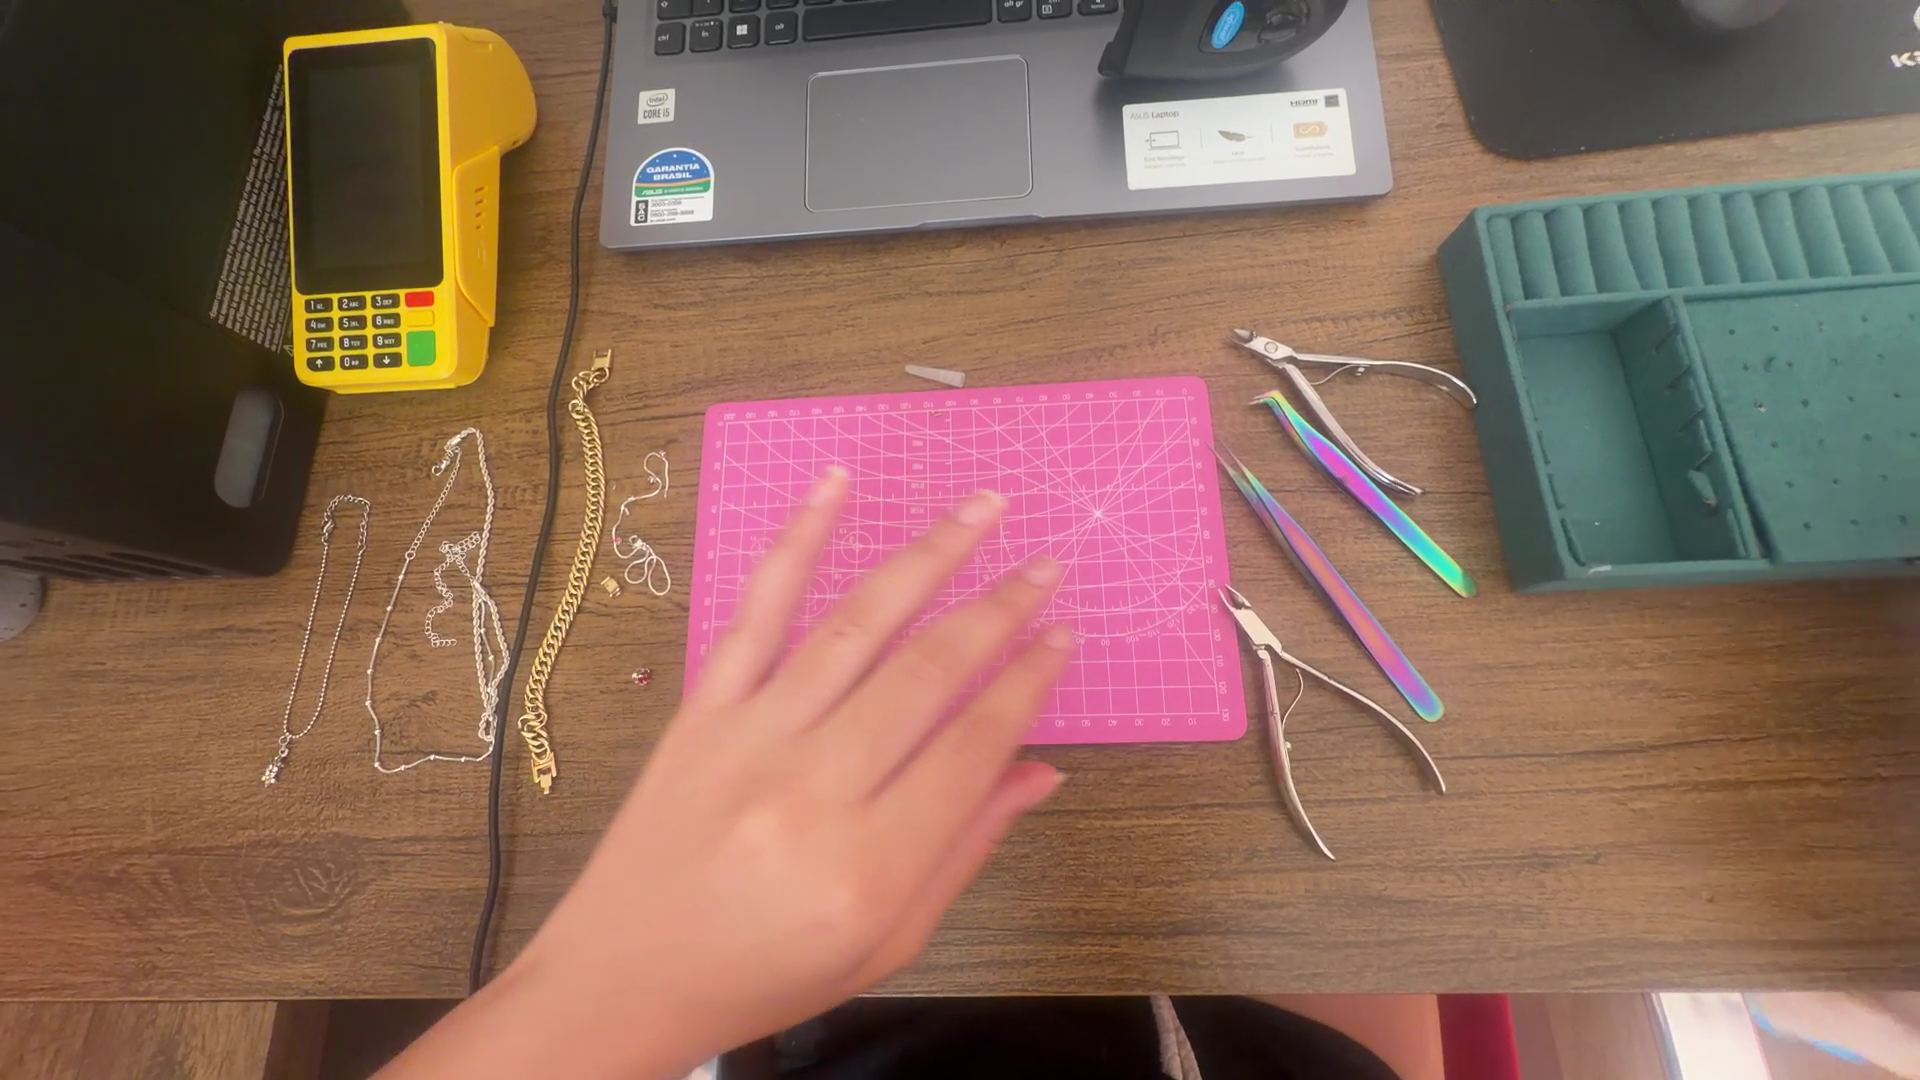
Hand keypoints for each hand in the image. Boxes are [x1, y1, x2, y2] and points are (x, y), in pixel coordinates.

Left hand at [386, 469, 1070, 1079]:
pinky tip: (836, 487)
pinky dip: (800, 540)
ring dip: (928, 557)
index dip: (1027, 682)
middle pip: (926, 672)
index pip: (972, 745)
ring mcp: (751, 735)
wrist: (622, 978)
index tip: (1062, 634)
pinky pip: (758, 610)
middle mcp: (812, 788)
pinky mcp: (704, 706)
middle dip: (998, 609)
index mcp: (868, 865)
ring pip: (857, 625)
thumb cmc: (768, 971)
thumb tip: (1042, 769)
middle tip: (1044, 565)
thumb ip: (968, 846)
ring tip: (980, 509)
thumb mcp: (890, 941)